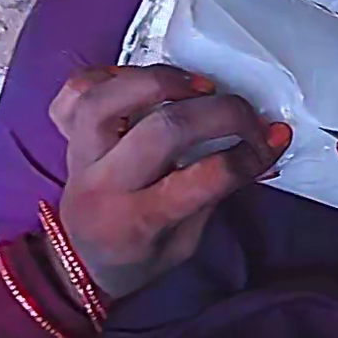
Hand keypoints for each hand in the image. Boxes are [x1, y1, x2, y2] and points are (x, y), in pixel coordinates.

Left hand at [48, 65, 291, 299]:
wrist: (80, 263)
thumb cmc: (139, 259)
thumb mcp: (186, 244)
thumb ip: (215, 194)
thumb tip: (260, 145)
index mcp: (137, 222)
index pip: (199, 181)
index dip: (246, 158)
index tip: (271, 142)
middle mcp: (104, 184)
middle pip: (162, 130)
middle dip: (219, 113)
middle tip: (247, 114)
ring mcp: (78, 155)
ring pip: (106, 99)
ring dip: (160, 81)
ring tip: (198, 86)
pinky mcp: (66, 135)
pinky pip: (75, 90)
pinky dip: (108, 74)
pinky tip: (142, 79)